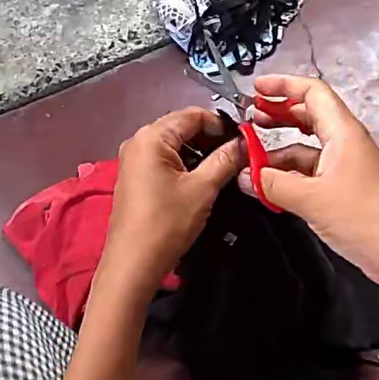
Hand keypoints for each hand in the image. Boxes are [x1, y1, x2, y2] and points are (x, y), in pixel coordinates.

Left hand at [95, 107, 243, 305]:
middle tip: (238, 155)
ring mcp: (134, 159)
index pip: (194, 114)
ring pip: (175, 144)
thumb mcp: (204, 188)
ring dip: (200, 152)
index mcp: (152, 137)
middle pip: (183, 127)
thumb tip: (245, 142)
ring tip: (224, 169)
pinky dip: (185, 164)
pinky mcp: (135, 177)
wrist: (133, 265)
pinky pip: (165, 159)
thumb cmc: (166, 223)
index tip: (244, 141)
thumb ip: (226, 159)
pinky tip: (203, 180)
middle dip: (211, 138)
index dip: (222, 125)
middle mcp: (138, 141)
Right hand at [239, 75, 378, 291]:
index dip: (283, 85)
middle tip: (251, 117)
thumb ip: (274, 184)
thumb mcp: (311, 198)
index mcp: (343, 132)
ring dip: (280, 150)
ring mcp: (345, 166)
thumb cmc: (366, 217)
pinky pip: (311, 172)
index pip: (312, 92)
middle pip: (309, 115)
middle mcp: (345, 143)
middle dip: (279, 113)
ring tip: (252, 156)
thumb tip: (248, 176)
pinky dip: (289, 175)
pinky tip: (268, 186)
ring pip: (307, 147)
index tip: (257, 88)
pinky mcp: (344, 189)